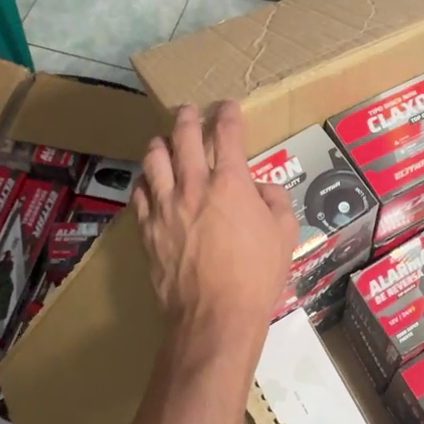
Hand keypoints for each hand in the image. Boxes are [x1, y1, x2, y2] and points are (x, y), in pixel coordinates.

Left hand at [133, 102, 296, 349]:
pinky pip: (138, 193)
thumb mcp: (284, 234)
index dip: (229, 114)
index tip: (229, 107)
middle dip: (189, 117)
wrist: (214, 317)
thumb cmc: (257, 276)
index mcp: (231, 183)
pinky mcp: (146, 229)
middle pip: (185, 136)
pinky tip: (148, 180)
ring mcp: (165, 206)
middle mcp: (194, 185)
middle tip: (190, 110)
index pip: (228, 134)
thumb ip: (274, 201)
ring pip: (154, 159)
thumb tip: (260, 188)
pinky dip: (144, 180)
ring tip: (163, 140)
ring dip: (160, 143)